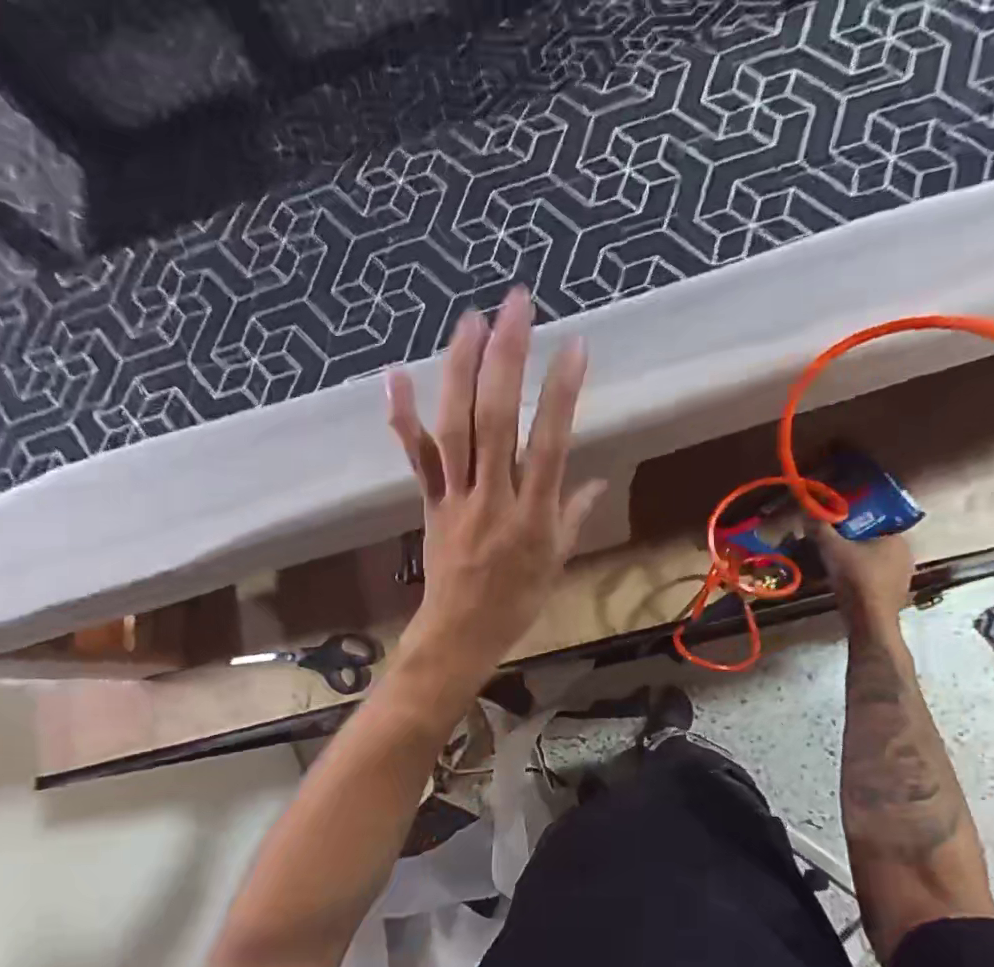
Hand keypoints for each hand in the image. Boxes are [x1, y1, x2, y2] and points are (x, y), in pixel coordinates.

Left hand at [385, 287, 604, 676]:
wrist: (459, 634)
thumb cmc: (517, 601)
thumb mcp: (557, 560)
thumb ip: (574, 514)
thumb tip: (597, 480)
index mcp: (533, 513)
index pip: (549, 442)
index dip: (561, 392)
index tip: (574, 345)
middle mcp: (493, 496)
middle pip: (495, 419)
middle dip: (506, 357)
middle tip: (515, 305)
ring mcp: (455, 495)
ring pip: (454, 426)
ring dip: (460, 368)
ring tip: (471, 320)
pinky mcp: (427, 500)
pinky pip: (415, 455)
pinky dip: (403, 415)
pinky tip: (396, 373)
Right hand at [811, 522, 912, 627]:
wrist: (869, 622)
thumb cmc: (856, 578)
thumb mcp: (833, 549)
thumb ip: (820, 529)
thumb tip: (808, 512)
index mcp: (897, 538)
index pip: (874, 521)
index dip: (852, 521)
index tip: (834, 526)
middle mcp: (905, 555)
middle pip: (872, 542)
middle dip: (850, 542)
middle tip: (829, 545)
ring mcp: (902, 577)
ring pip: (873, 561)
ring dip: (854, 560)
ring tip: (832, 563)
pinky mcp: (895, 595)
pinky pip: (875, 578)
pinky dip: (860, 577)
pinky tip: (843, 582)